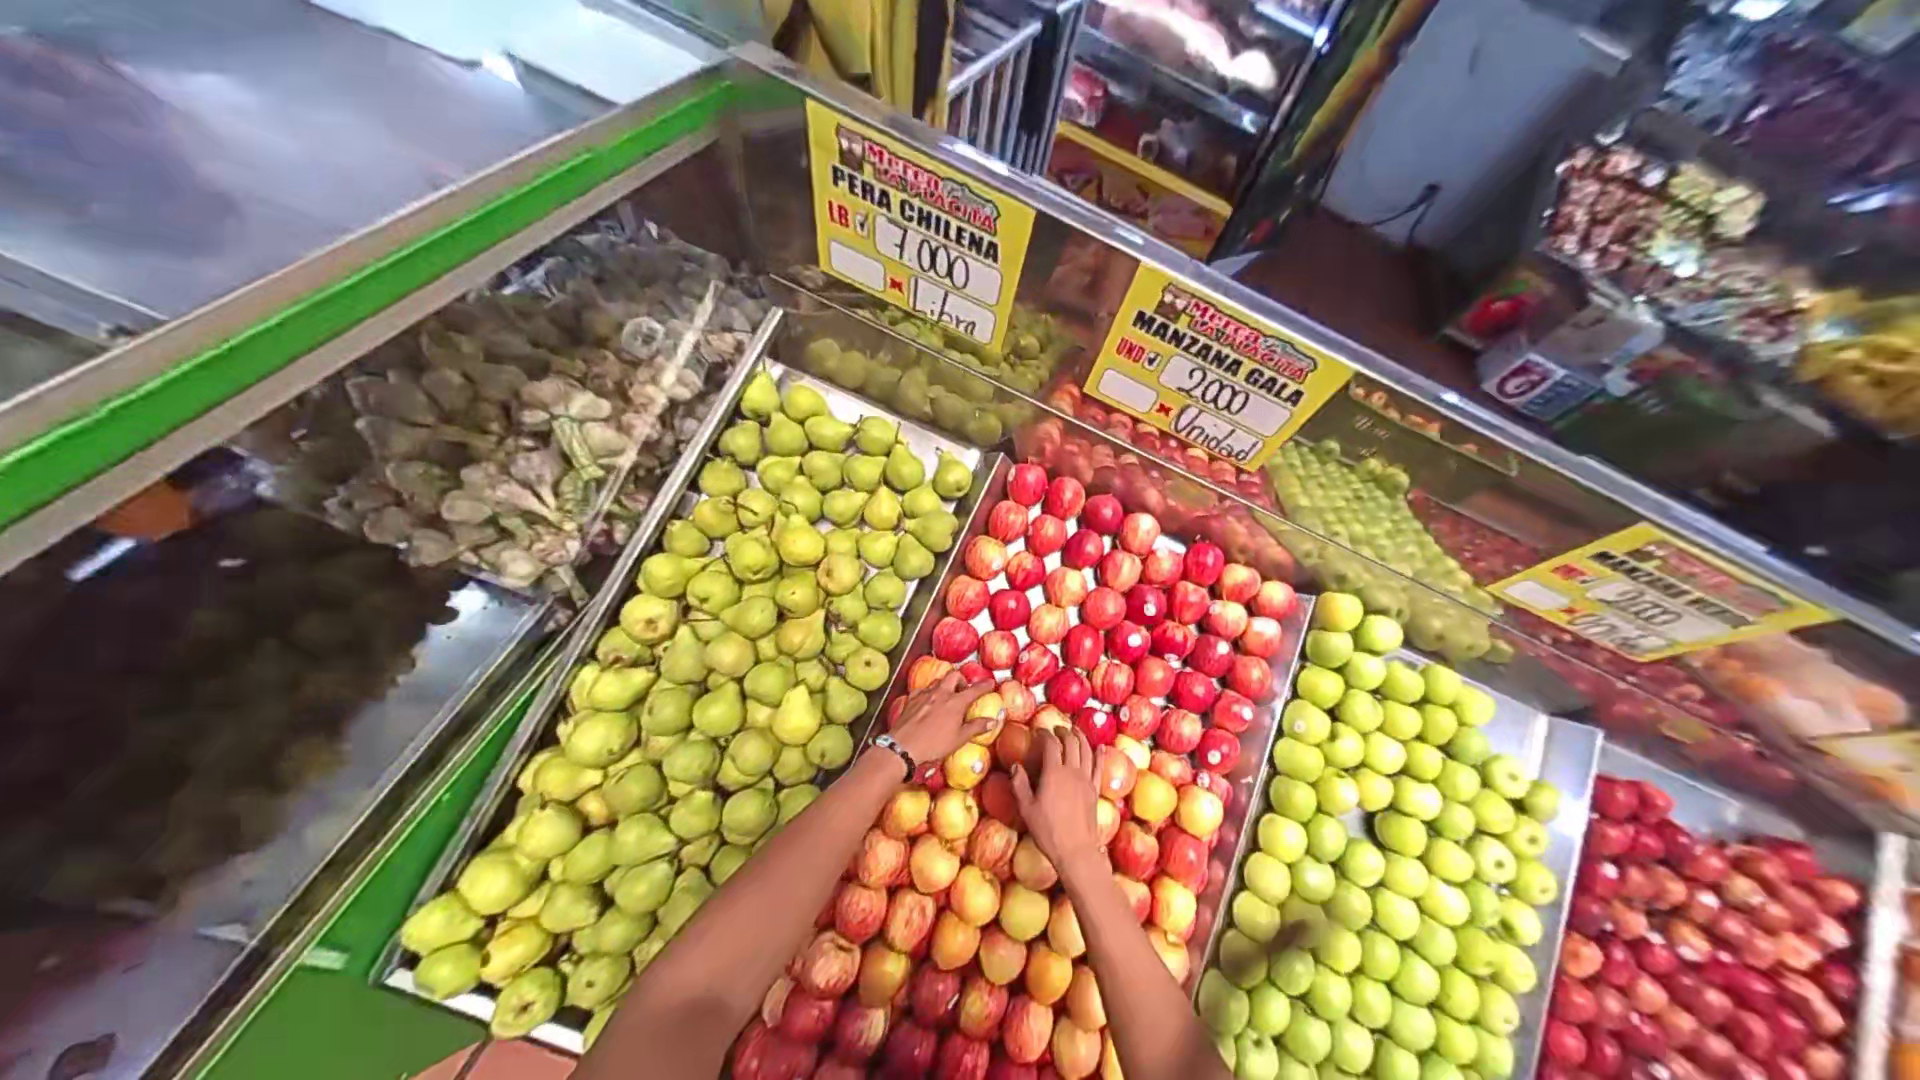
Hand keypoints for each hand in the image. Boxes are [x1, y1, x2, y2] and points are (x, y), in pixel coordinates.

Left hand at [889, 672, 995, 765]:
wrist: (904, 745)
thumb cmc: (935, 744)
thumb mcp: (959, 739)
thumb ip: (976, 727)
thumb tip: (991, 721)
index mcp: (955, 702)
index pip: (974, 689)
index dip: (984, 685)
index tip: (991, 682)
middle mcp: (941, 693)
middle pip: (954, 675)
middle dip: (961, 680)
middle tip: (964, 691)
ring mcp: (925, 694)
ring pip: (938, 680)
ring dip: (945, 684)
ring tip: (947, 696)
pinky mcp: (912, 698)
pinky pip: (923, 689)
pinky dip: (929, 692)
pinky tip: (928, 701)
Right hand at [1010, 727, 1101, 881]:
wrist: (1076, 851)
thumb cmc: (1048, 831)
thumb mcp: (1026, 809)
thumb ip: (1020, 784)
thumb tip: (1016, 766)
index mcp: (1054, 773)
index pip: (1051, 744)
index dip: (1045, 734)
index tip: (1039, 732)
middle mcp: (1072, 771)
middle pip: (1071, 742)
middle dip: (1063, 732)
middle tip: (1056, 730)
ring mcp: (1086, 780)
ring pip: (1086, 750)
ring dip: (1081, 737)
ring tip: (1075, 730)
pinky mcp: (1095, 790)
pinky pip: (1099, 767)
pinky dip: (1100, 754)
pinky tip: (1101, 747)